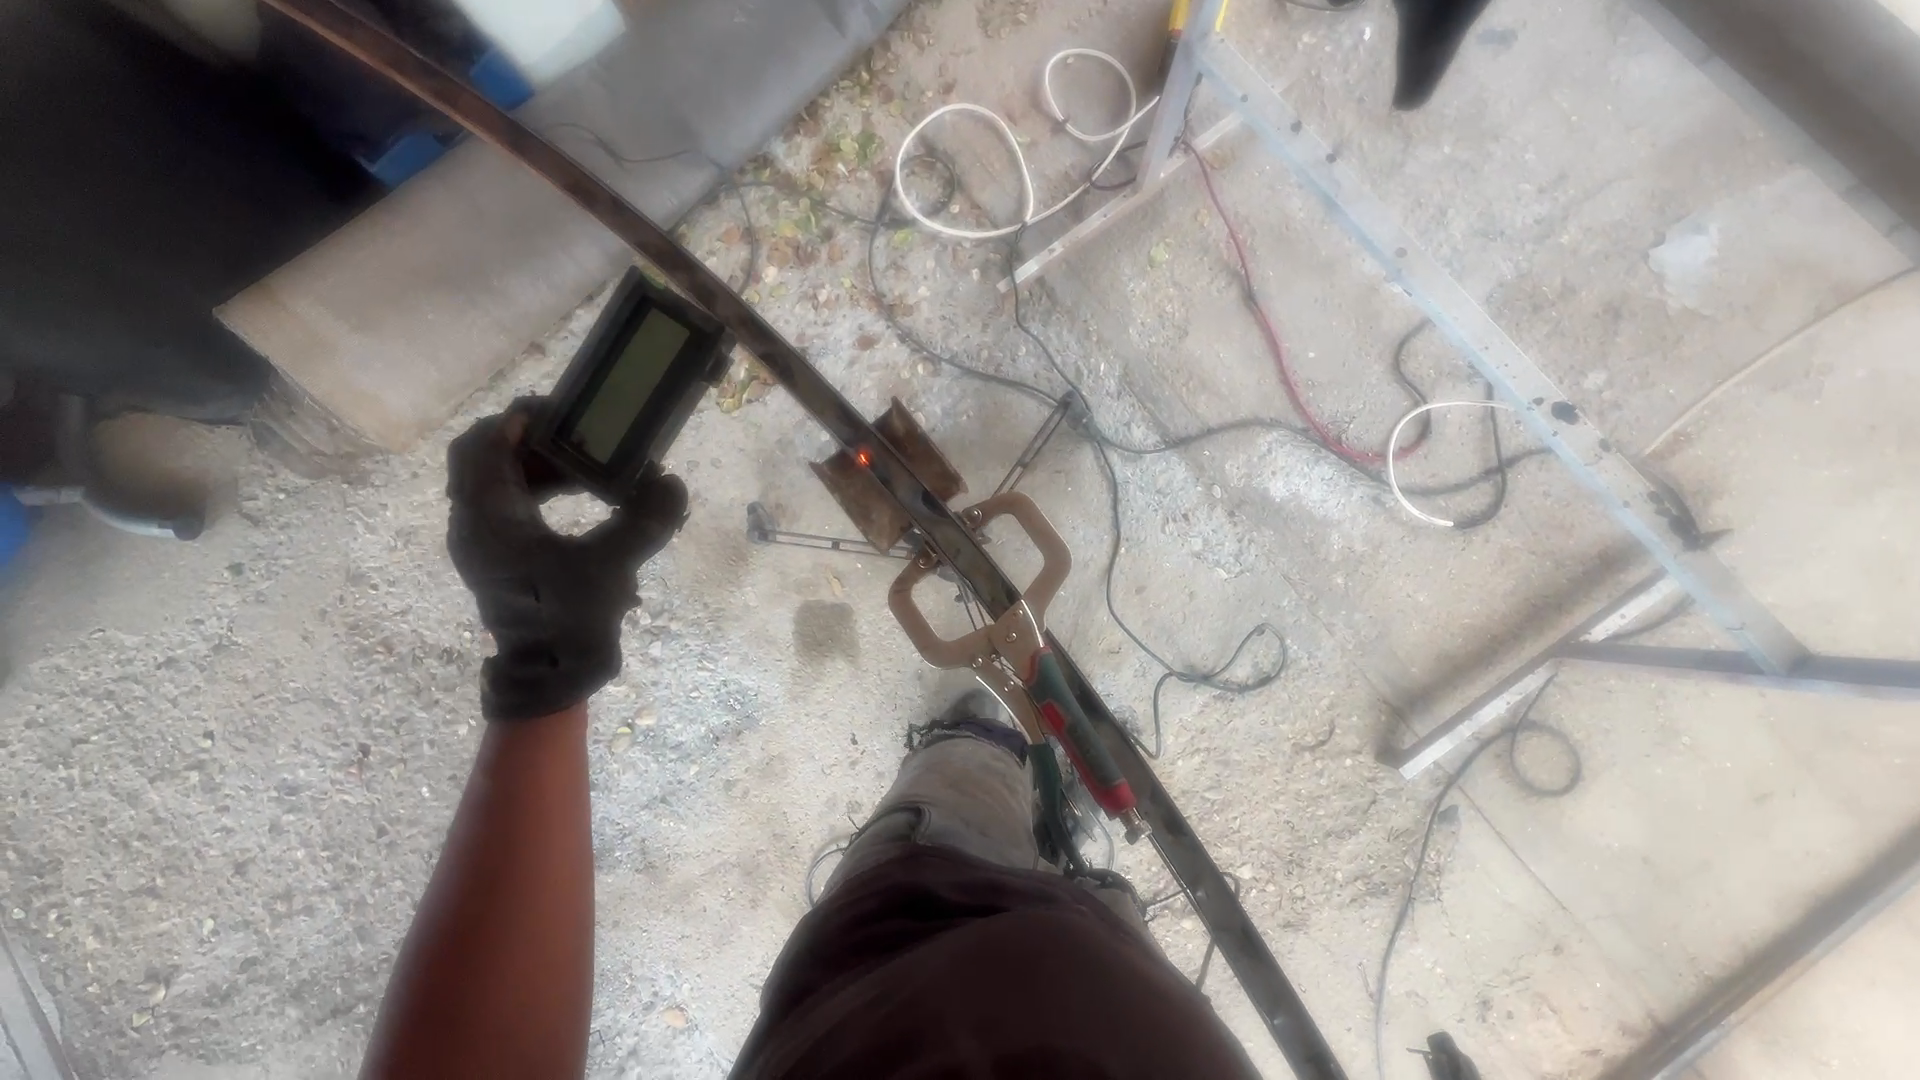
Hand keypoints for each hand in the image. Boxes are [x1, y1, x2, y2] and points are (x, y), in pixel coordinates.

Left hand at [446, 398, 687, 720]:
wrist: (552, 677)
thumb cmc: (571, 619)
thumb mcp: (613, 564)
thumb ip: (643, 520)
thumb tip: (671, 483)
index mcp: (489, 518)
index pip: (482, 447)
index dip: (516, 420)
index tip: (560, 412)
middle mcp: (475, 525)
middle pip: (487, 460)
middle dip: (533, 442)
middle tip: (579, 437)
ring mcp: (485, 544)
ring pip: (499, 483)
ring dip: (540, 467)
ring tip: (588, 469)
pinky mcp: (502, 560)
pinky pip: (511, 507)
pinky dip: (541, 492)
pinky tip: (582, 499)